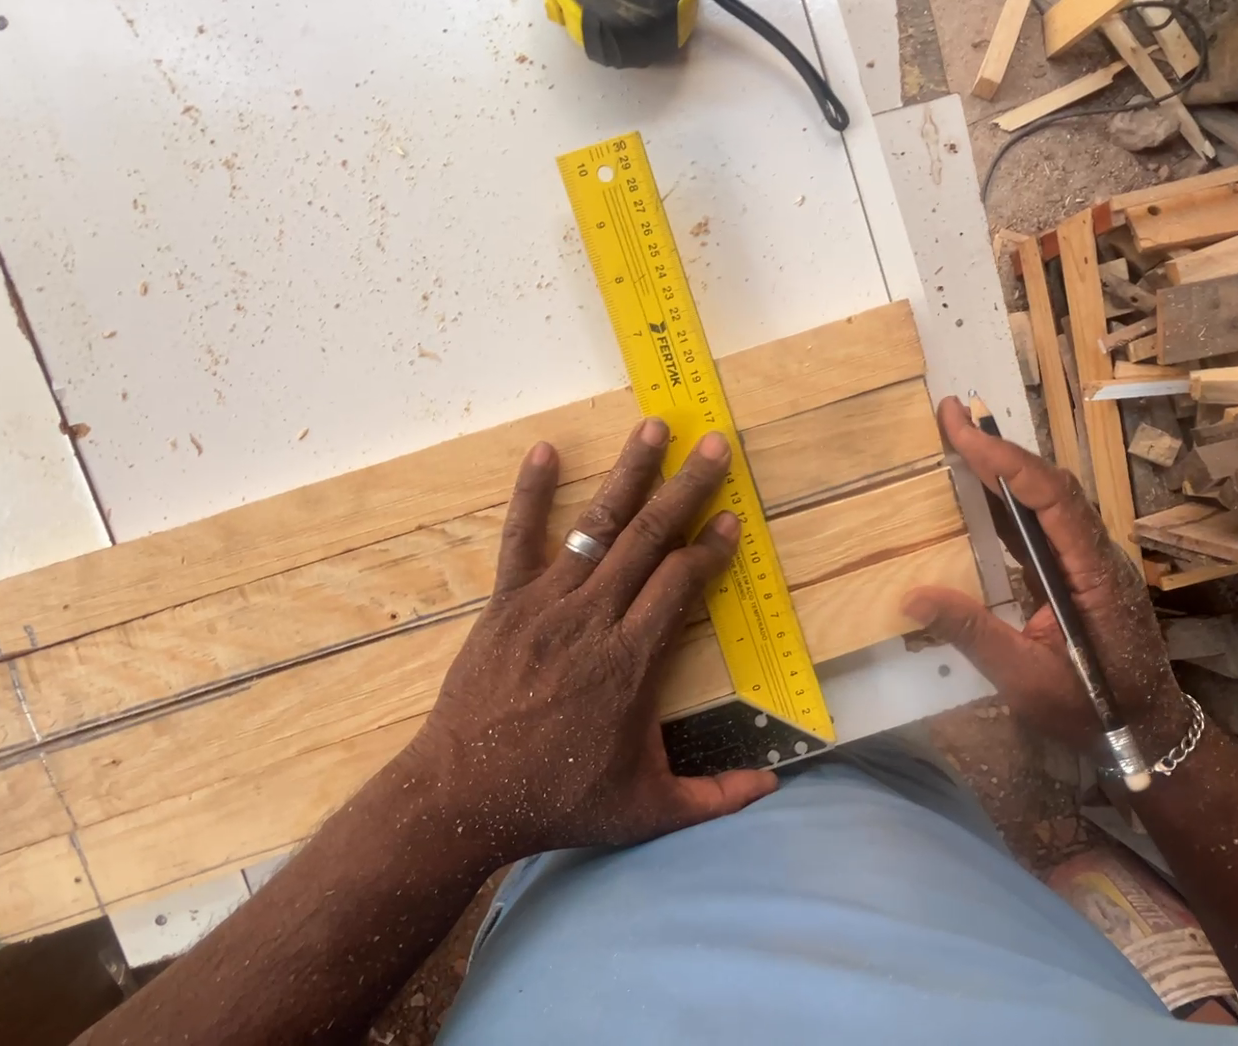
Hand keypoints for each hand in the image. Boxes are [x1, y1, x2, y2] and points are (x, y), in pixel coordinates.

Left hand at [410, 418, 778, 859]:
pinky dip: (532, 493)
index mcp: (631, 661)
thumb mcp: (646, 810)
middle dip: (686, 488)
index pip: (681, 583)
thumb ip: (715, 798)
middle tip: (713, 445)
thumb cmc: (558, 800)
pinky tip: (543, 450)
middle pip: (649, 538)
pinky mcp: (505, 604)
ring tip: (653, 427)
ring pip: (597, 527)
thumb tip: (775, 787)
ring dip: (628, 474)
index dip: (710, 548)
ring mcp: (545, 605)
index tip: (731, 519)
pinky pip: (519, 539)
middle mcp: (593, 619)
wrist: (461, 797)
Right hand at [903, 397, 1188, 750]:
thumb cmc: (1091, 707)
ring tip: (956, 440)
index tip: (964, 434)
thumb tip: (913, 596)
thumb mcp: (1026, 679)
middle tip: (950, 416)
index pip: (1053, 499)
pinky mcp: (1073, 572)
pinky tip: (975, 492)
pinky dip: (1004, 501)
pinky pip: (1038, 525)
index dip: (1007, 463)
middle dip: (998, 448)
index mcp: (1093, 573)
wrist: (1144, 728)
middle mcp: (1093, 554)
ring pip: (1045, 499)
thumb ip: (973, 634)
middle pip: (1050, 485)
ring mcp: (1085, 561)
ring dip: (1001, 468)